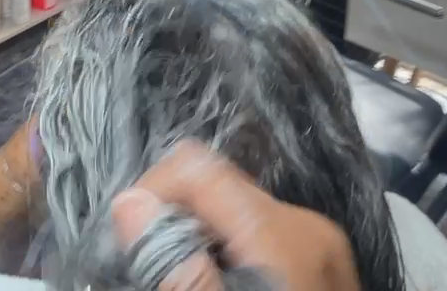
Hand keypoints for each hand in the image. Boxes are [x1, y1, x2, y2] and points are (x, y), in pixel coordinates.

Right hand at [109, 140, 361, 290]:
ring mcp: (318, 242)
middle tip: (155, 270)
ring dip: (197, 236)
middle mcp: (305, 225)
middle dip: (173, 219)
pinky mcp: (319, 259)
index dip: (152, 192)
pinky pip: (255, 229)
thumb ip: (177, 270)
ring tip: (186, 279)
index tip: (129, 239)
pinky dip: (226, 250)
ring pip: (232, 207)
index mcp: (282, 235)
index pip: (197, 168)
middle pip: (214, 184)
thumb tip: (127, 203)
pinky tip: (220, 284)